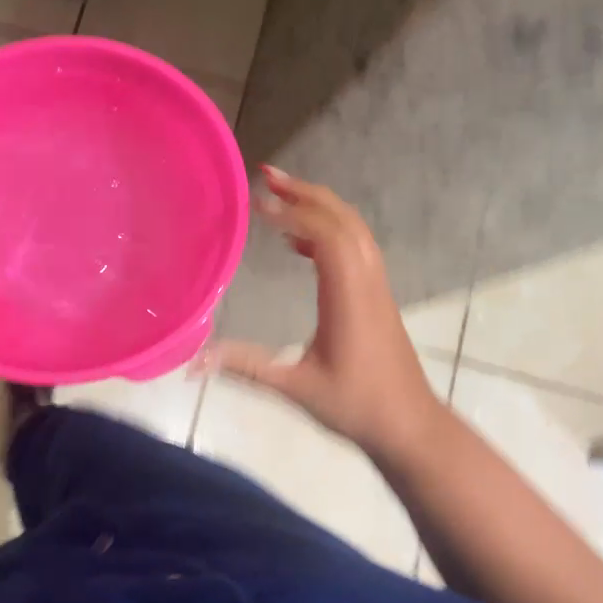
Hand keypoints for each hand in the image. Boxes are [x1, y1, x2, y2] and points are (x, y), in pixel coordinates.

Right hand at [193, 166, 444, 456]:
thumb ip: (244, 367)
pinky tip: (298, 240)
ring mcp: (375, 288)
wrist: (411, 427)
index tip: (255, 204)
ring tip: (279, 193)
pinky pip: (355, 247)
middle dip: (306, 193)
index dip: (294, 214)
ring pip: (354, 230)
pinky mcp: (375, 297)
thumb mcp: (294, 387)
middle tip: (266, 175)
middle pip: (345, 221)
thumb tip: (191, 362)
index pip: (328, 237)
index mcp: (350, 298)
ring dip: (319, 205)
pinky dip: (327, 229)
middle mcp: (367, 283)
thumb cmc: (356, 406)